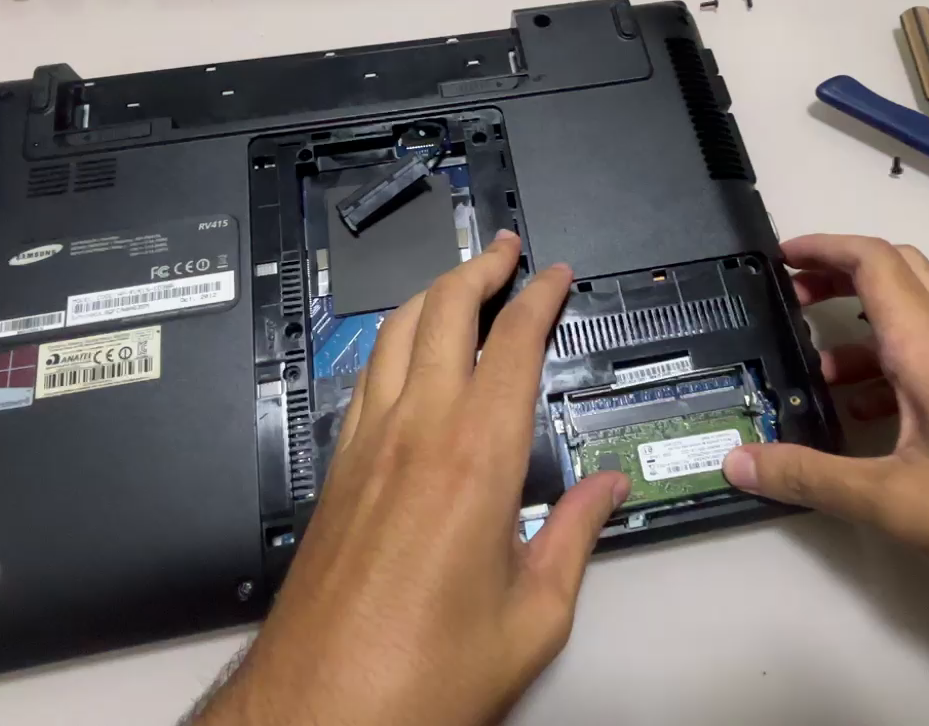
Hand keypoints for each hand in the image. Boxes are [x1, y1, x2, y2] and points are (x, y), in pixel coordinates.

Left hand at [193, 231, 627, 725]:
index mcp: (478, 457)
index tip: (554, 274)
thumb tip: (608, 489)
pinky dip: (394, 340)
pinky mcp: (339, 462)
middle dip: (480, 267)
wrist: (319, 709)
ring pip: (397, 330)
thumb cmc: (422, 672)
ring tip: (460, 279)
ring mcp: (369, 440)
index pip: (514, 343)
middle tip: (504, 248)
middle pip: (445, 310)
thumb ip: (576, 536)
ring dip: (432, 292)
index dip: (538, 297)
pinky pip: (368, 373)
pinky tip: (408, 347)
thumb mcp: (531, 617)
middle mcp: (418, 430)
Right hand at [723, 234, 928, 725]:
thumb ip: (809, 478)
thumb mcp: (896, 505)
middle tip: (794, 295)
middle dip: (841, 272)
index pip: (874, 261)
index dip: (823, 246)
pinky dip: (894, 365)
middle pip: (901, 272)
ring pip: (921, 317)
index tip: (780, 255)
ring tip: (818, 367)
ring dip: (865, 323)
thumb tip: (736, 464)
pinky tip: (872, 418)